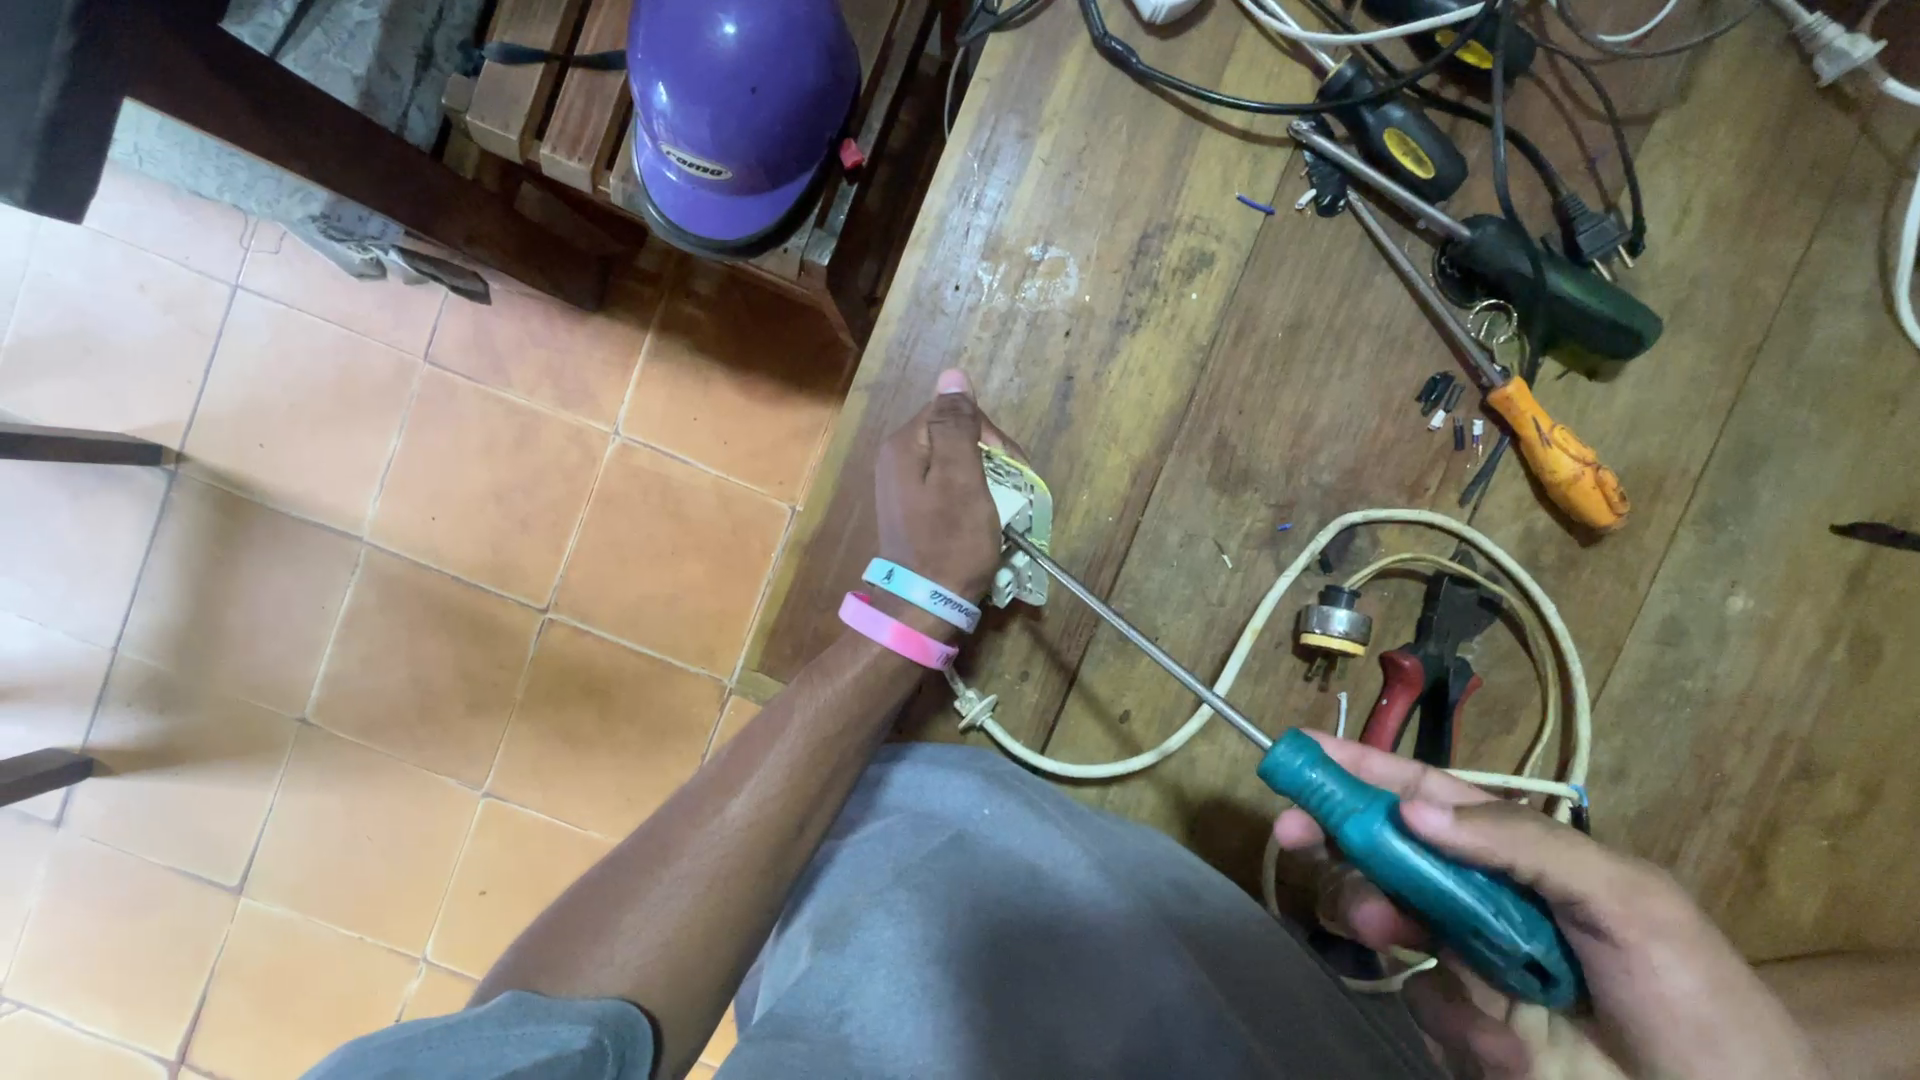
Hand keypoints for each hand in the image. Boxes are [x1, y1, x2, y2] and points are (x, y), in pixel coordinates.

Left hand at [869, 370, 1018, 642]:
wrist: (925, 604)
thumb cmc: (950, 543)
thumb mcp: (961, 479)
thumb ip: (957, 426)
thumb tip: (953, 374)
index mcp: (905, 444)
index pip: (955, 412)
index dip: (990, 436)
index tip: (1009, 469)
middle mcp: (896, 457)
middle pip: (954, 435)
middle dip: (990, 457)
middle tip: (1012, 493)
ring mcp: (901, 485)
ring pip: (954, 461)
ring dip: (985, 479)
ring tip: (1002, 508)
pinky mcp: (911, 509)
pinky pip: (947, 486)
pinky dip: (970, 496)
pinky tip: (982, 517)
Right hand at [1273, 733, 1826, 1079]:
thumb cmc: (1689, 991)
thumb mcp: (1626, 898)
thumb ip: (1522, 841)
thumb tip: (1412, 809)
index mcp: (1509, 850)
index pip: (1420, 793)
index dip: (1357, 766)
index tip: (1298, 749)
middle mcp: (1472, 894)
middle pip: (1375, 848)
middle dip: (1328, 833)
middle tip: (1292, 834)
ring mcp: (1461, 958)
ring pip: (1373, 916)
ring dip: (1368, 914)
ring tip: (1385, 933)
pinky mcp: (1459, 1024)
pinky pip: (1420, 1007)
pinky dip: (1456, 1027)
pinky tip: (1510, 1050)